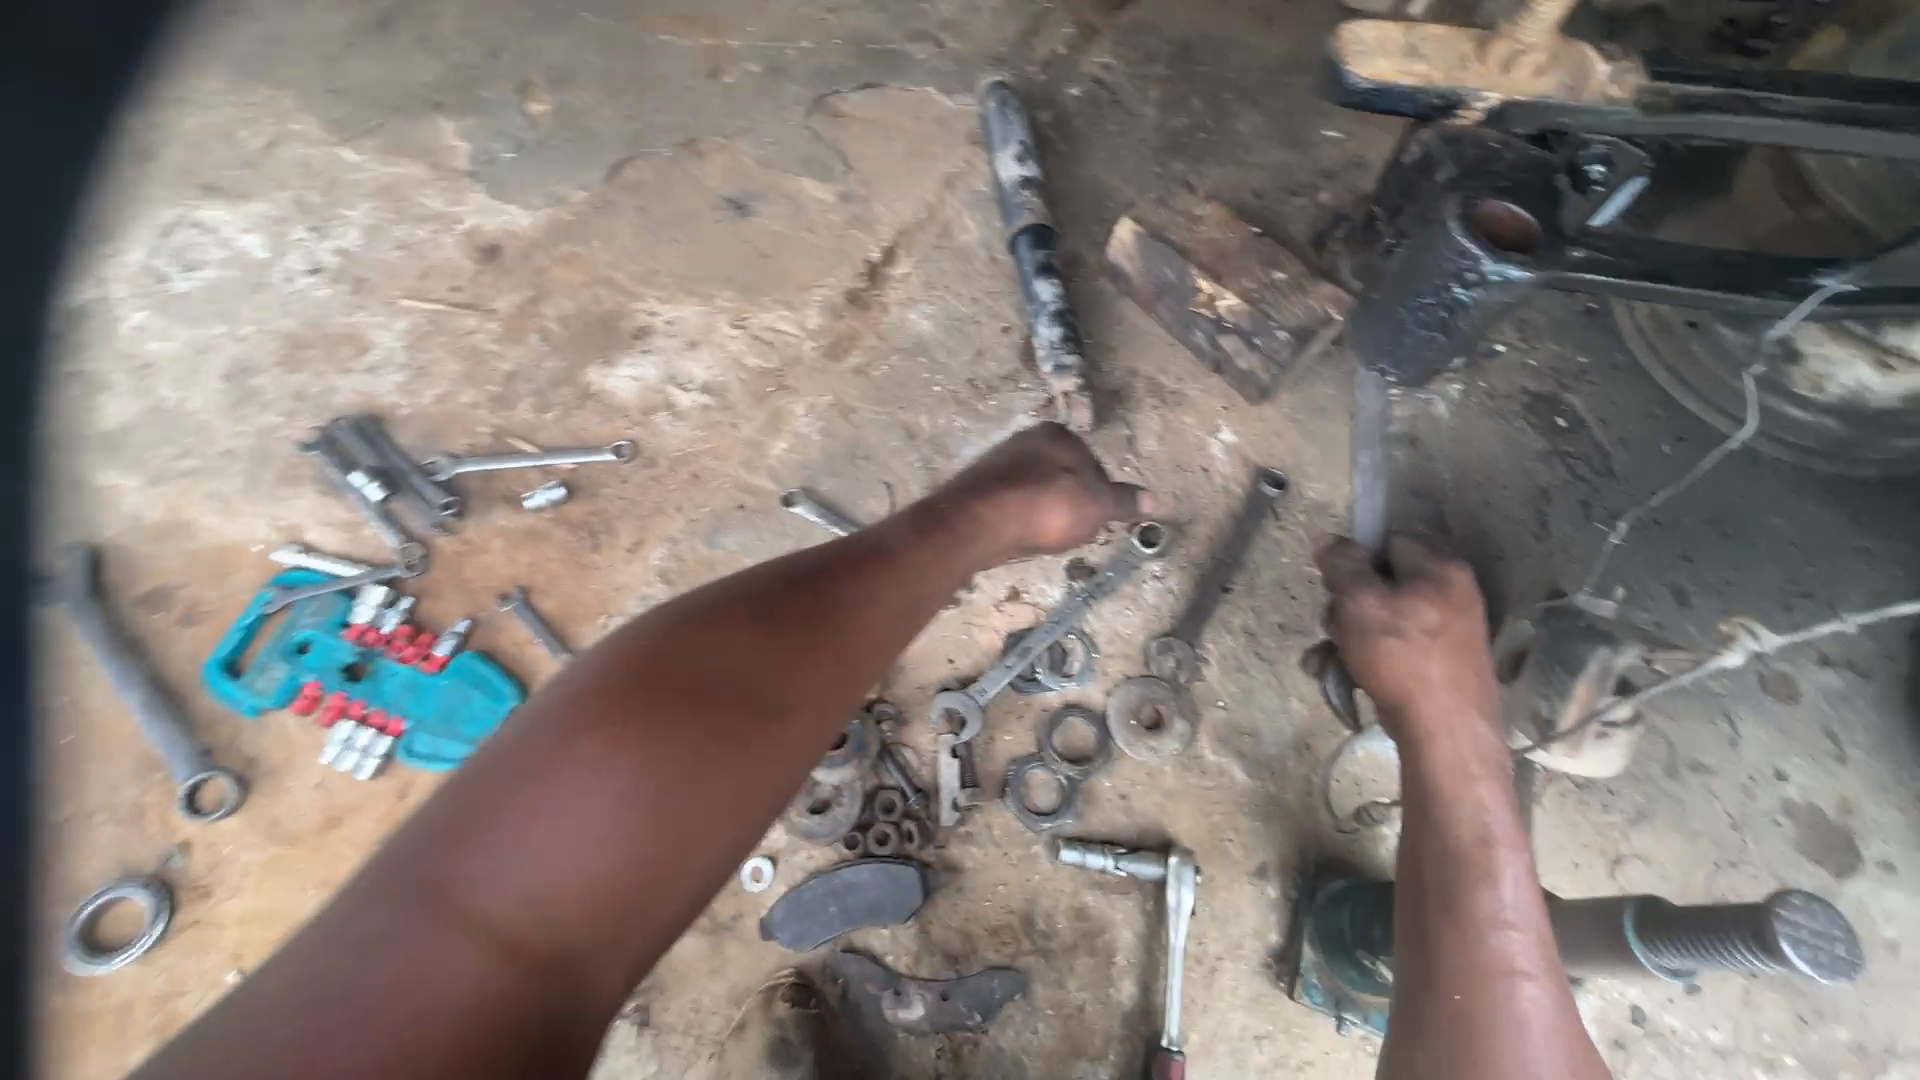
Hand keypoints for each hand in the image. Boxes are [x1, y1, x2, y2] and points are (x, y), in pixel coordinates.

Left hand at [933, 423, 1150, 559]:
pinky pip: (1008, 504)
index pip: (1090, 463)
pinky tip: (1019, 537)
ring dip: (1040, 512)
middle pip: (1059, 475)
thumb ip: (1123, 502)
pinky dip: (1017, 519)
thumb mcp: (1098, 506)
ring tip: (1044, 538)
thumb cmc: (1051, 506)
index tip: (1095, 519)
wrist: (985, 520)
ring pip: (1032, 490)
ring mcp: (998, 462)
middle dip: (1066, 501)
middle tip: (1069, 531)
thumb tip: (1153, 499)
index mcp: (1059, 435)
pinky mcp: (977, 488)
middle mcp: (1026, 440)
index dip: (1097, 493)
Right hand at [1316, 535, 1499, 744]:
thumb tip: (1328, 538)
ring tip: (1334, 659)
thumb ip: (1342, 564)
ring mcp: (1449, 629)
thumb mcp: (1359, 602)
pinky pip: (1394, 646)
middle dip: (1346, 605)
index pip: (1387, 541)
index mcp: (1440, 568)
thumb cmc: (1399, 656)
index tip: (1335, 589)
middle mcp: (1452, 592)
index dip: (1354, 562)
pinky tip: (1349, 675)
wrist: (1444, 729)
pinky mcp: (1441, 661)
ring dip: (1348, 635)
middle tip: (1334, 628)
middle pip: (1381, 582)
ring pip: (1381, 618)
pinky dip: (1368, 657)